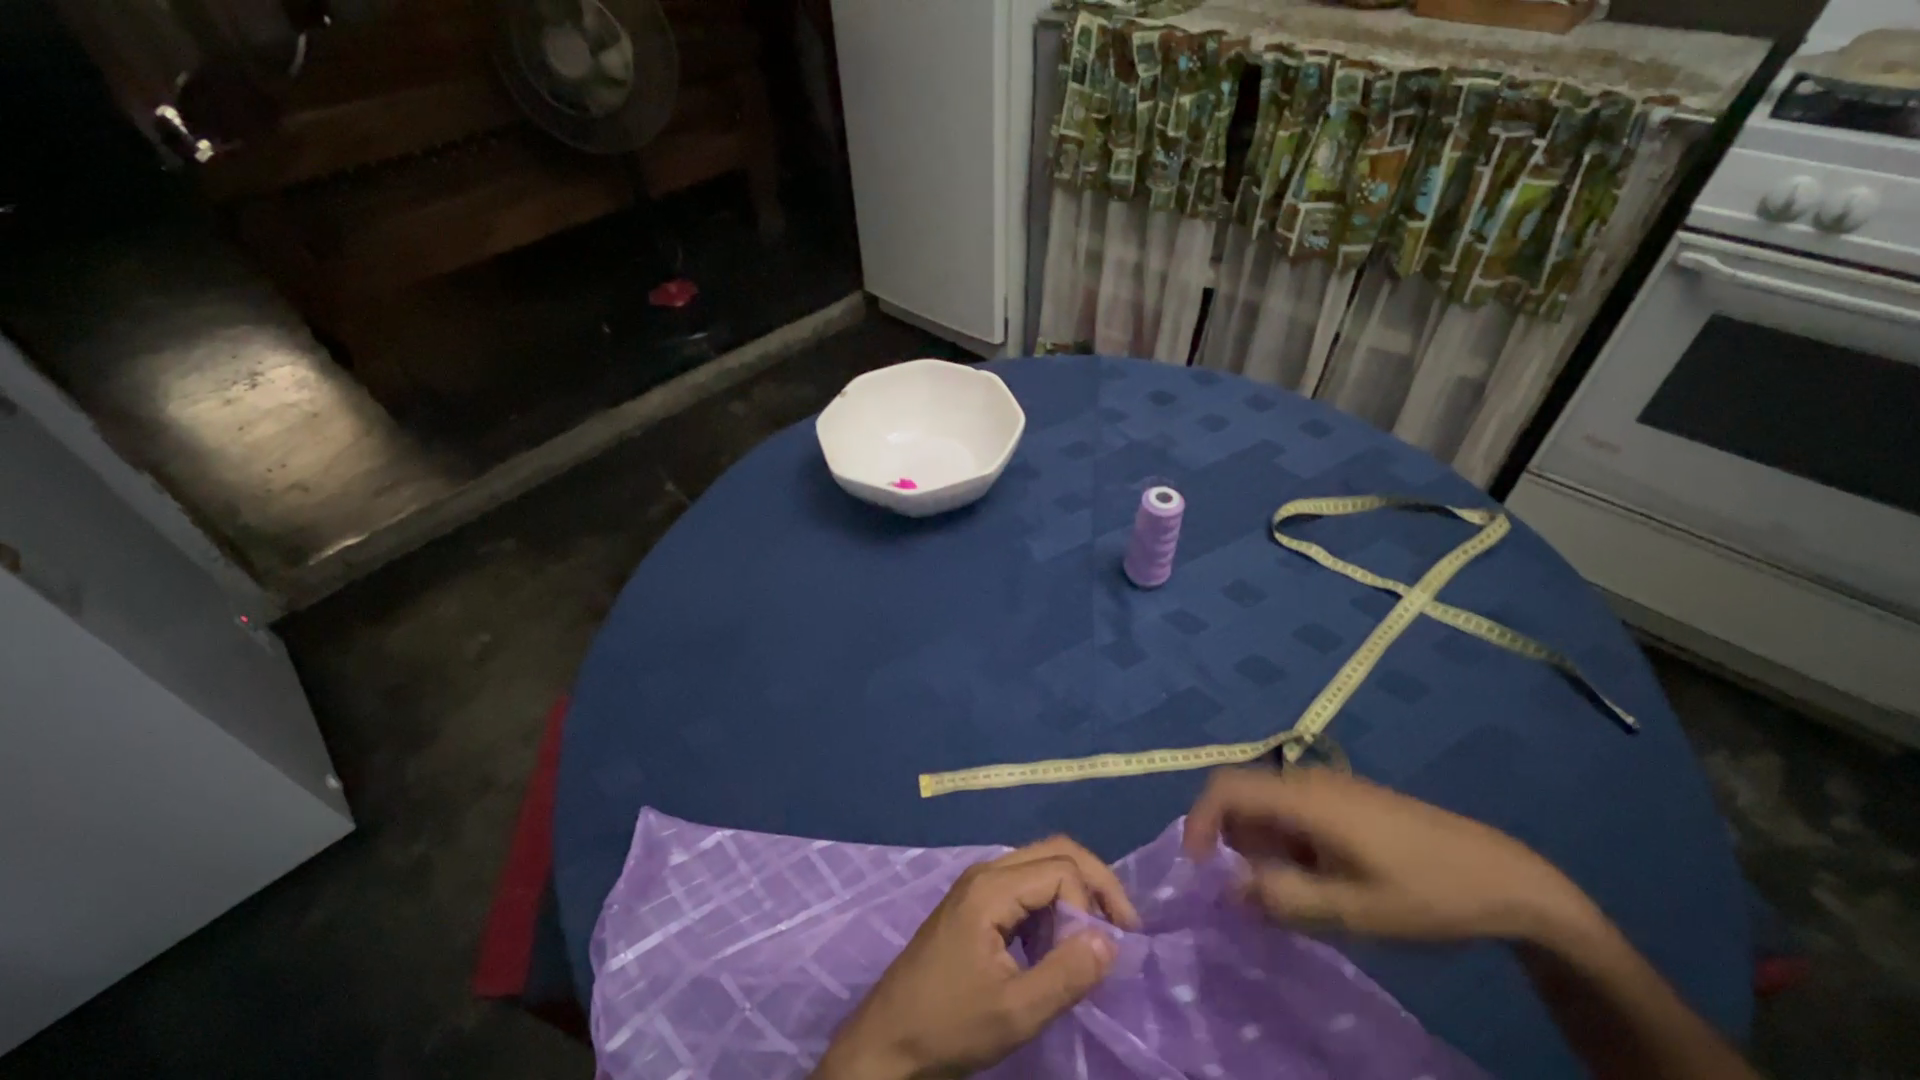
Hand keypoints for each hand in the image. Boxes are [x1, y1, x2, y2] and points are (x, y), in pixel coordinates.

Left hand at [812, 837, 1138, 1079]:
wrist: (887, 1043)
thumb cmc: (949, 1026)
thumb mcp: (1016, 1012)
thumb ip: (1066, 974)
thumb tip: (1110, 940)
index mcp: (991, 889)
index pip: (1063, 870)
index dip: (1094, 905)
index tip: (1108, 951)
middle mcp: (984, 873)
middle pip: (1055, 852)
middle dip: (1095, 884)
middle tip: (1121, 929)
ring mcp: (976, 887)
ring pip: (1041, 865)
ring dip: (1075, 894)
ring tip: (1093, 940)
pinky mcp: (973, 905)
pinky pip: (1025, 886)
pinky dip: (1052, 905)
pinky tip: (1057, 944)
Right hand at [1184, 768, 1598, 944]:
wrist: (1507, 880)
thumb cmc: (1427, 895)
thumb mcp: (1350, 912)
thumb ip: (1280, 898)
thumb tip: (1226, 888)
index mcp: (1305, 798)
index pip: (1224, 788)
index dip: (1198, 823)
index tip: (1200, 871)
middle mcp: (1312, 781)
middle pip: (1244, 799)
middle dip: (1235, 847)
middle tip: (1260, 898)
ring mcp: (1334, 789)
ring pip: (1270, 810)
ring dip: (1265, 851)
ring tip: (1300, 897)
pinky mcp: (1351, 802)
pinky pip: (1296, 815)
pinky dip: (1290, 847)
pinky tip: (1326, 884)